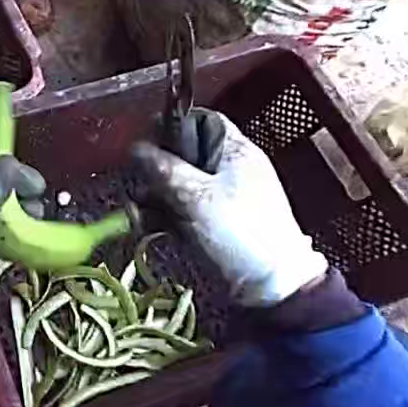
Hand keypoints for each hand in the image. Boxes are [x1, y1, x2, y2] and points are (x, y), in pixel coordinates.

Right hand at [131, 109, 327, 307]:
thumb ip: (163, 169)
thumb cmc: (240, 231)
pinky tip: (147, 225)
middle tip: (141, 184)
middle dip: (156, 169)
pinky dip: (163, 215)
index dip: (173, 126)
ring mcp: (220, 196)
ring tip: (139, 211)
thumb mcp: (196, 195)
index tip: (148, 142)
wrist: (272, 286)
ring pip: (177, 183)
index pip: (201, 120)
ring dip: (154, 195)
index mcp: (235, 151)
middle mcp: (228, 168)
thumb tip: (134, 148)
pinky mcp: (212, 221)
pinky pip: (180, 208)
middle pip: (182, 154)